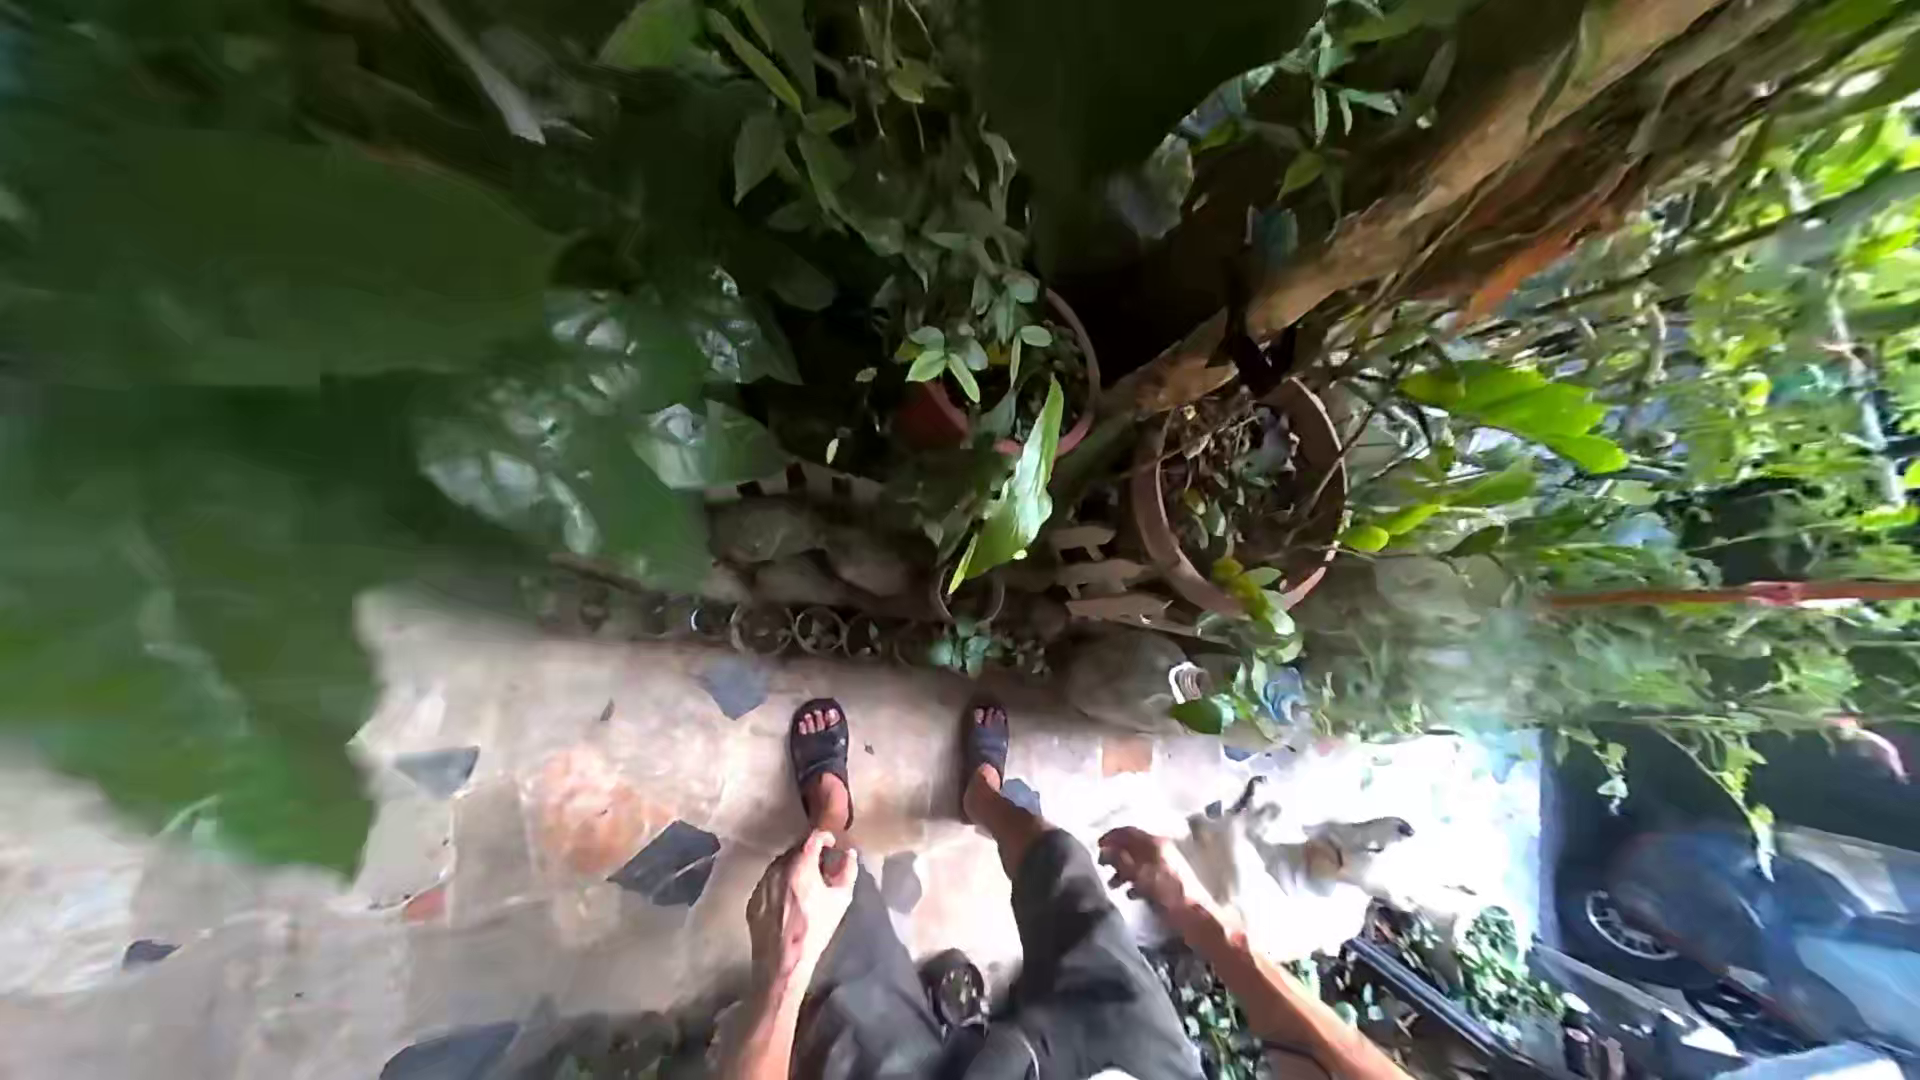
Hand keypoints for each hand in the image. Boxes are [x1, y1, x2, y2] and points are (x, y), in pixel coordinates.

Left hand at [747, 829, 857, 987]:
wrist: (783, 965)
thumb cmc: (815, 931)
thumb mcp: (840, 901)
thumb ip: (848, 871)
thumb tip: (850, 854)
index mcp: (801, 866)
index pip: (813, 837)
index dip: (824, 836)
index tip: (831, 843)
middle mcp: (778, 869)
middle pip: (796, 849)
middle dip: (809, 853)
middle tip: (820, 866)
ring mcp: (763, 884)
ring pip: (781, 864)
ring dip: (794, 866)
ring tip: (804, 883)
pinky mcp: (753, 899)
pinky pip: (769, 881)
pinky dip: (780, 882)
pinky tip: (788, 899)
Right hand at [1097, 826, 1218, 931]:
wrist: (1196, 917)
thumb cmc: (1166, 893)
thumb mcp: (1139, 875)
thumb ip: (1119, 860)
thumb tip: (1105, 850)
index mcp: (1154, 843)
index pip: (1127, 831)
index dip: (1110, 837)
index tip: (1097, 847)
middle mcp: (1160, 849)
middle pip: (1132, 846)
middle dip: (1115, 855)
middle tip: (1102, 866)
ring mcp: (1166, 864)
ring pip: (1138, 861)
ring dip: (1123, 870)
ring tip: (1113, 885)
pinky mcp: (1169, 880)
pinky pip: (1147, 874)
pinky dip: (1135, 880)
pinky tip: (1130, 893)